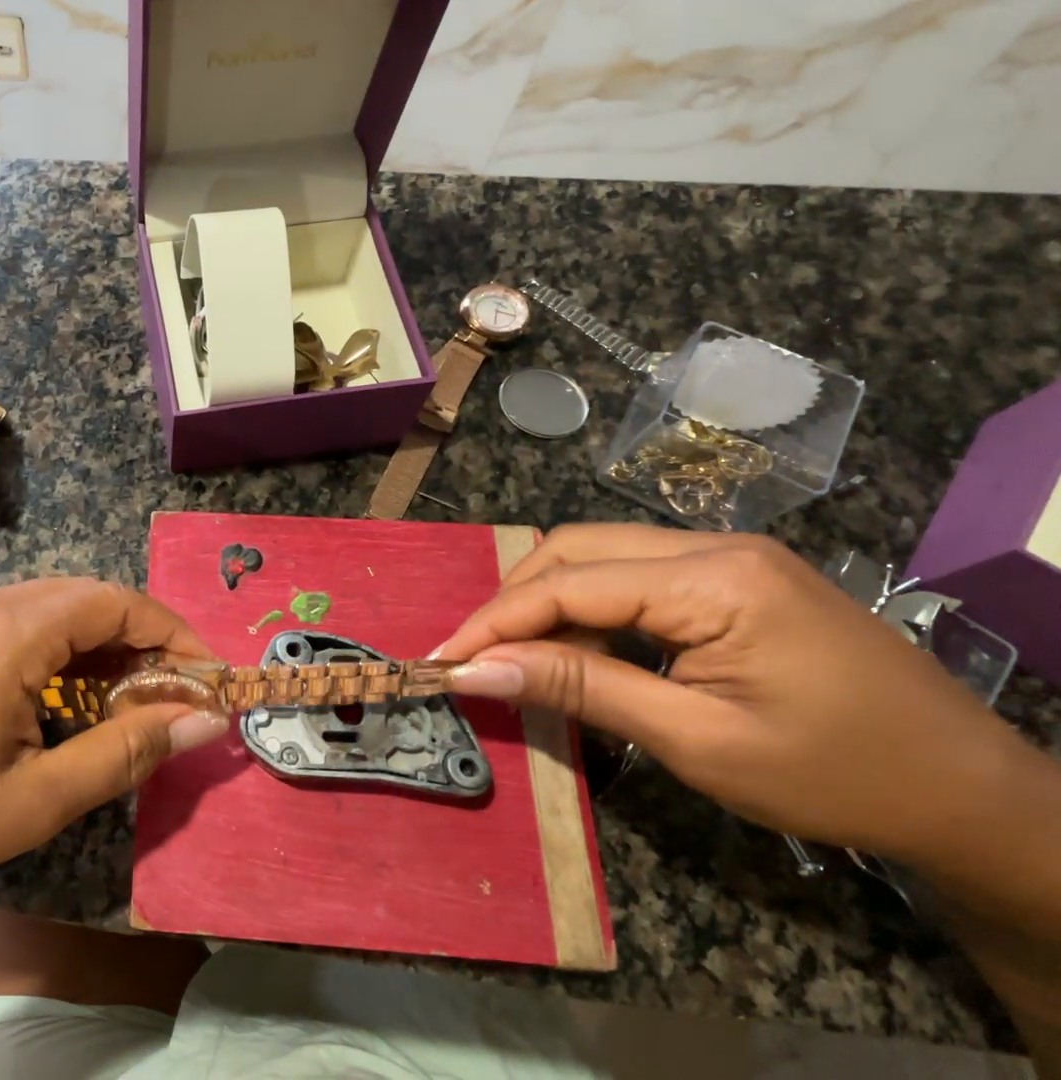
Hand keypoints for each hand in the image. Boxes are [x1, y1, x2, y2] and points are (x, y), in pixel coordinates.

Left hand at [0, 579, 227, 927]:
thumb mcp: (41, 798)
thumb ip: (128, 750)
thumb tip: (205, 721)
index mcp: (5, 634)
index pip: (112, 602)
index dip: (171, 632)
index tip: (208, 677)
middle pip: (82, 597)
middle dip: (138, 638)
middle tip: (173, 694)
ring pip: (47, 607)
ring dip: (96, 643)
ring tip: (127, 699)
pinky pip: (11, 623)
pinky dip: (54, 649)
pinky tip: (64, 697)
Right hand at [435, 524, 1041, 865]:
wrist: (968, 795)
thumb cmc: (835, 775)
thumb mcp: (695, 740)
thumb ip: (580, 689)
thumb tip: (477, 669)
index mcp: (715, 579)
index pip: (567, 583)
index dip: (493, 622)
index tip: (440, 663)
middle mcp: (717, 547)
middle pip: (574, 550)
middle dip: (511, 603)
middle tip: (472, 661)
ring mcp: (731, 558)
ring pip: (599, 558)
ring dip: (545, 605)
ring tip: (512, 662)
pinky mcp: (737, 580)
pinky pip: (635, 579)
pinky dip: (587, 612)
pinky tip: (574, 653)